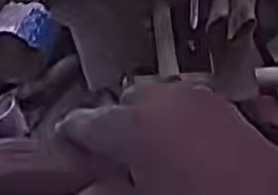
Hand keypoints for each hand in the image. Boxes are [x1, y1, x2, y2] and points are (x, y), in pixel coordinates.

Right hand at [59, 81, 277, 194]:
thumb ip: (108, 190)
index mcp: (134, 123)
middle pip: (119, 105)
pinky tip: (179, 154)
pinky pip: (179, 105)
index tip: (63, 148)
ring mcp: (190, 93)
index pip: (85, 123)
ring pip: (151, 101)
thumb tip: (88, 187)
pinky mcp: (214, 100)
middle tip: (113, 165)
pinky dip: (171, 122)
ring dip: (144, 124)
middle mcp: (160, 96)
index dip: (70, 138)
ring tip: (148, 161)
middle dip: (113, 131)